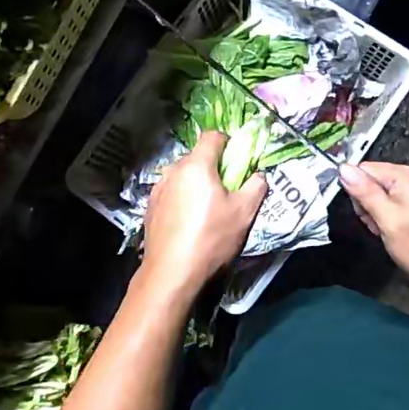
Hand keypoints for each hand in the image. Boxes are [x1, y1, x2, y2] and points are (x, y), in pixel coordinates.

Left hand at [140, 131, 267, 298]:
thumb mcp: (244, 213)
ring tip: (206, 210)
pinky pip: (171, 194)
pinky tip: (188, 223)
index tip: (237, 162)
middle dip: (212, 168)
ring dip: (195, 185)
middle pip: (197, 158)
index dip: (228, 143)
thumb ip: (256, 187)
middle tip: (226, 191)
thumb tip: (258, 175)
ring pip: (182, 176)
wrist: (171, 272)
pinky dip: (181, 200)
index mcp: (196, 165)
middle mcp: (173, 171)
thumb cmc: (211, 238)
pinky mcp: (150, 207)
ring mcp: (158, 189)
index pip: (213, 136)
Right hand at [339, 162, 408, 287]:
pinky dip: (397, 216)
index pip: (364, 170)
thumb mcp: (388, 220)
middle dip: (371, 205)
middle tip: (381, 227)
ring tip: (394, 232)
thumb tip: (344, 169)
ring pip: (387, 193)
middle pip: (375, 181)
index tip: (368, 215)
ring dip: (383, 213)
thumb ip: (365, 193)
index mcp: (405, 175)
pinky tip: (404, 231)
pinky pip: (402, 201)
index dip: (358, 193)